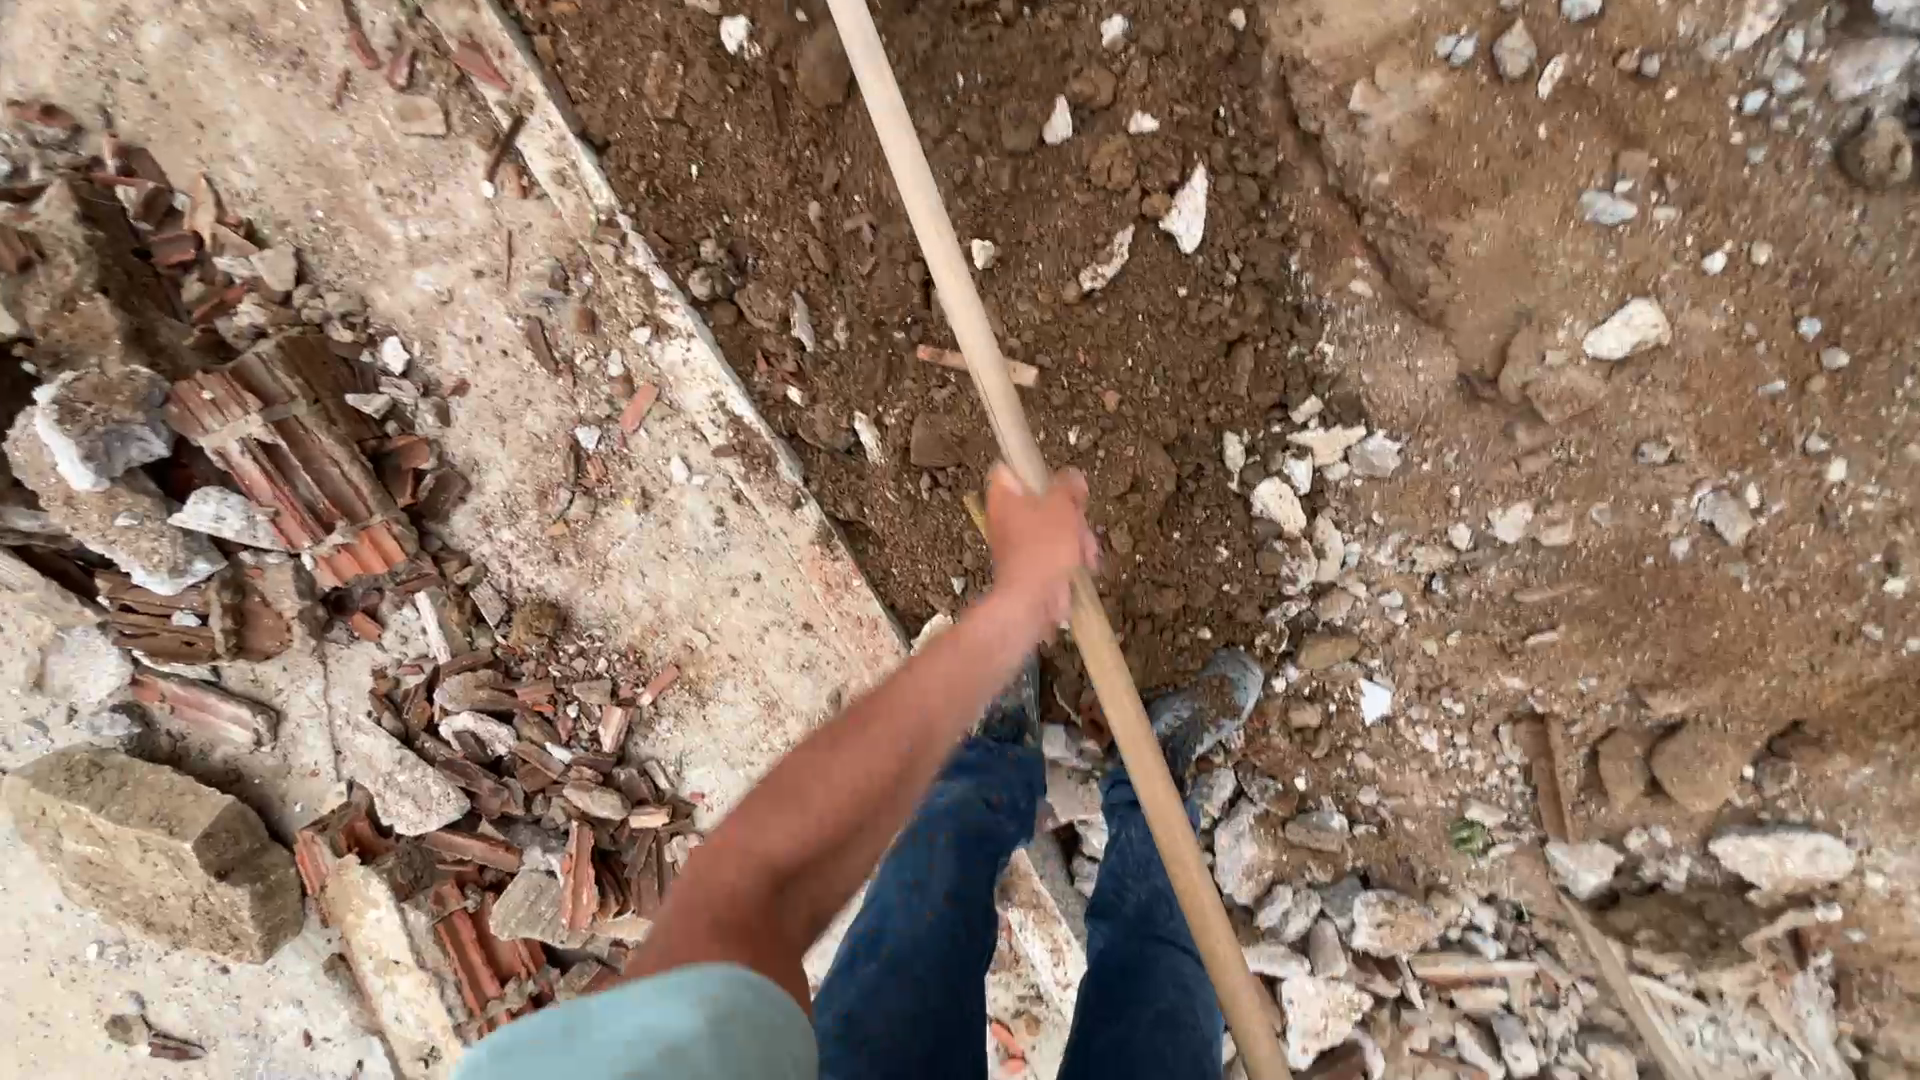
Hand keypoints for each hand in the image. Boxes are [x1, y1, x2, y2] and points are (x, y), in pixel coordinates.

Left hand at [984, 463, 1099, 633]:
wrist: (1031, 602)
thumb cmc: (1042, 549)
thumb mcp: (1061, 508)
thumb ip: (1067, 487)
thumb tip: (1072, 476)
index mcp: (1003, 497)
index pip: (1008, 469)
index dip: (1034, 470)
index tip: (1057, 480)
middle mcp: (1004, 518)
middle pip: (1040, 501)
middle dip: (1069, 512)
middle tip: (1080, 522)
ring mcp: (1016, 544)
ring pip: (1052, 527)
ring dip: (1075, 537)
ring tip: (1087, 553)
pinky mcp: (1029, 566)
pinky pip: (1053, 551)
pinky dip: (1069, 556)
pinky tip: (1085, 567)